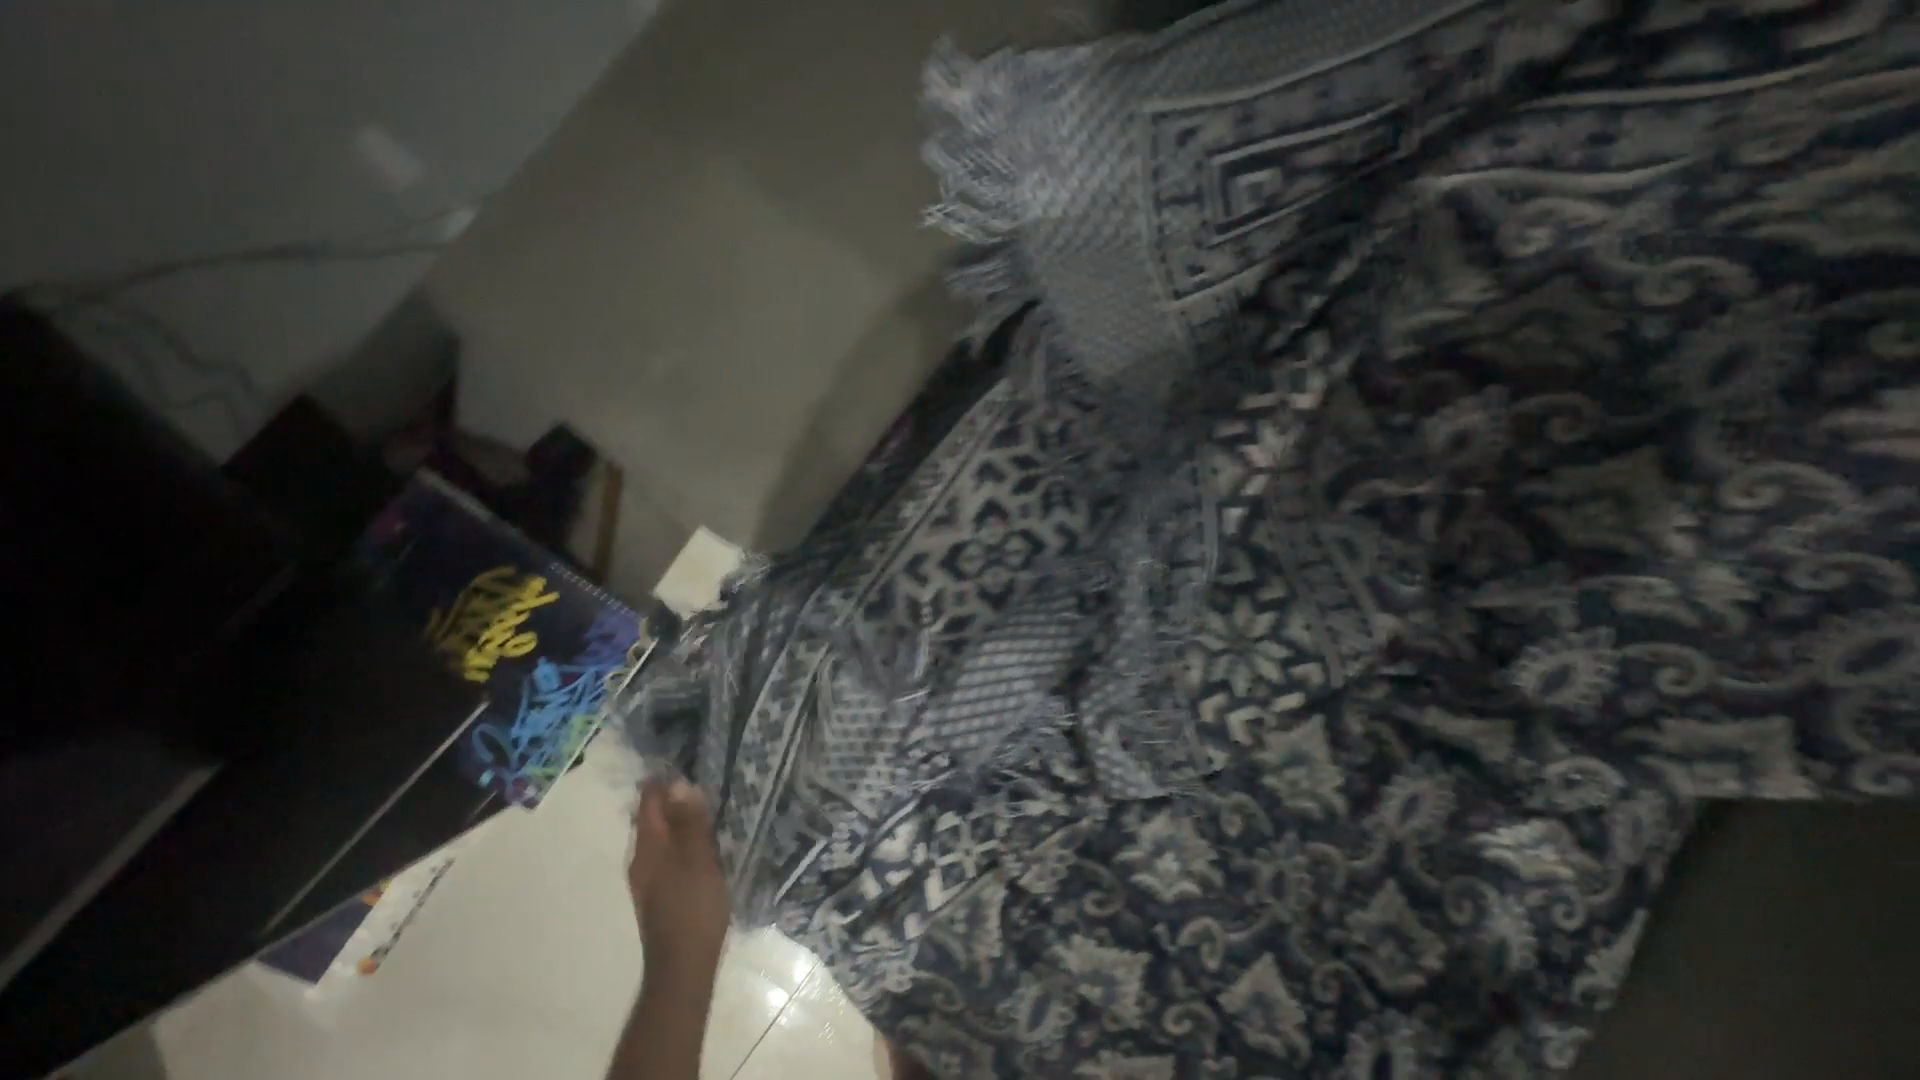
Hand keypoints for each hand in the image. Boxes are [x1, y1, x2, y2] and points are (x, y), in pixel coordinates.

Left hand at [628, 779, 730, 976]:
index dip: (663, 780)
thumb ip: (689, 823)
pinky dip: (680, 841)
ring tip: (704, 807)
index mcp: (648, 847)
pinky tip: (700, 845)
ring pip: (659, 838)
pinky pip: (667, 855)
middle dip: (670, 798)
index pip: (649, 802)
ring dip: (676, 820)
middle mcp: (641, 860)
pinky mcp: (660, 894)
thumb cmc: (693, 909)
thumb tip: (678, 783)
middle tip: (700, 780)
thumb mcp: (698, 861)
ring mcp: (648, 880)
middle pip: (651, 818)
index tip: (685, 760)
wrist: (682, 968)